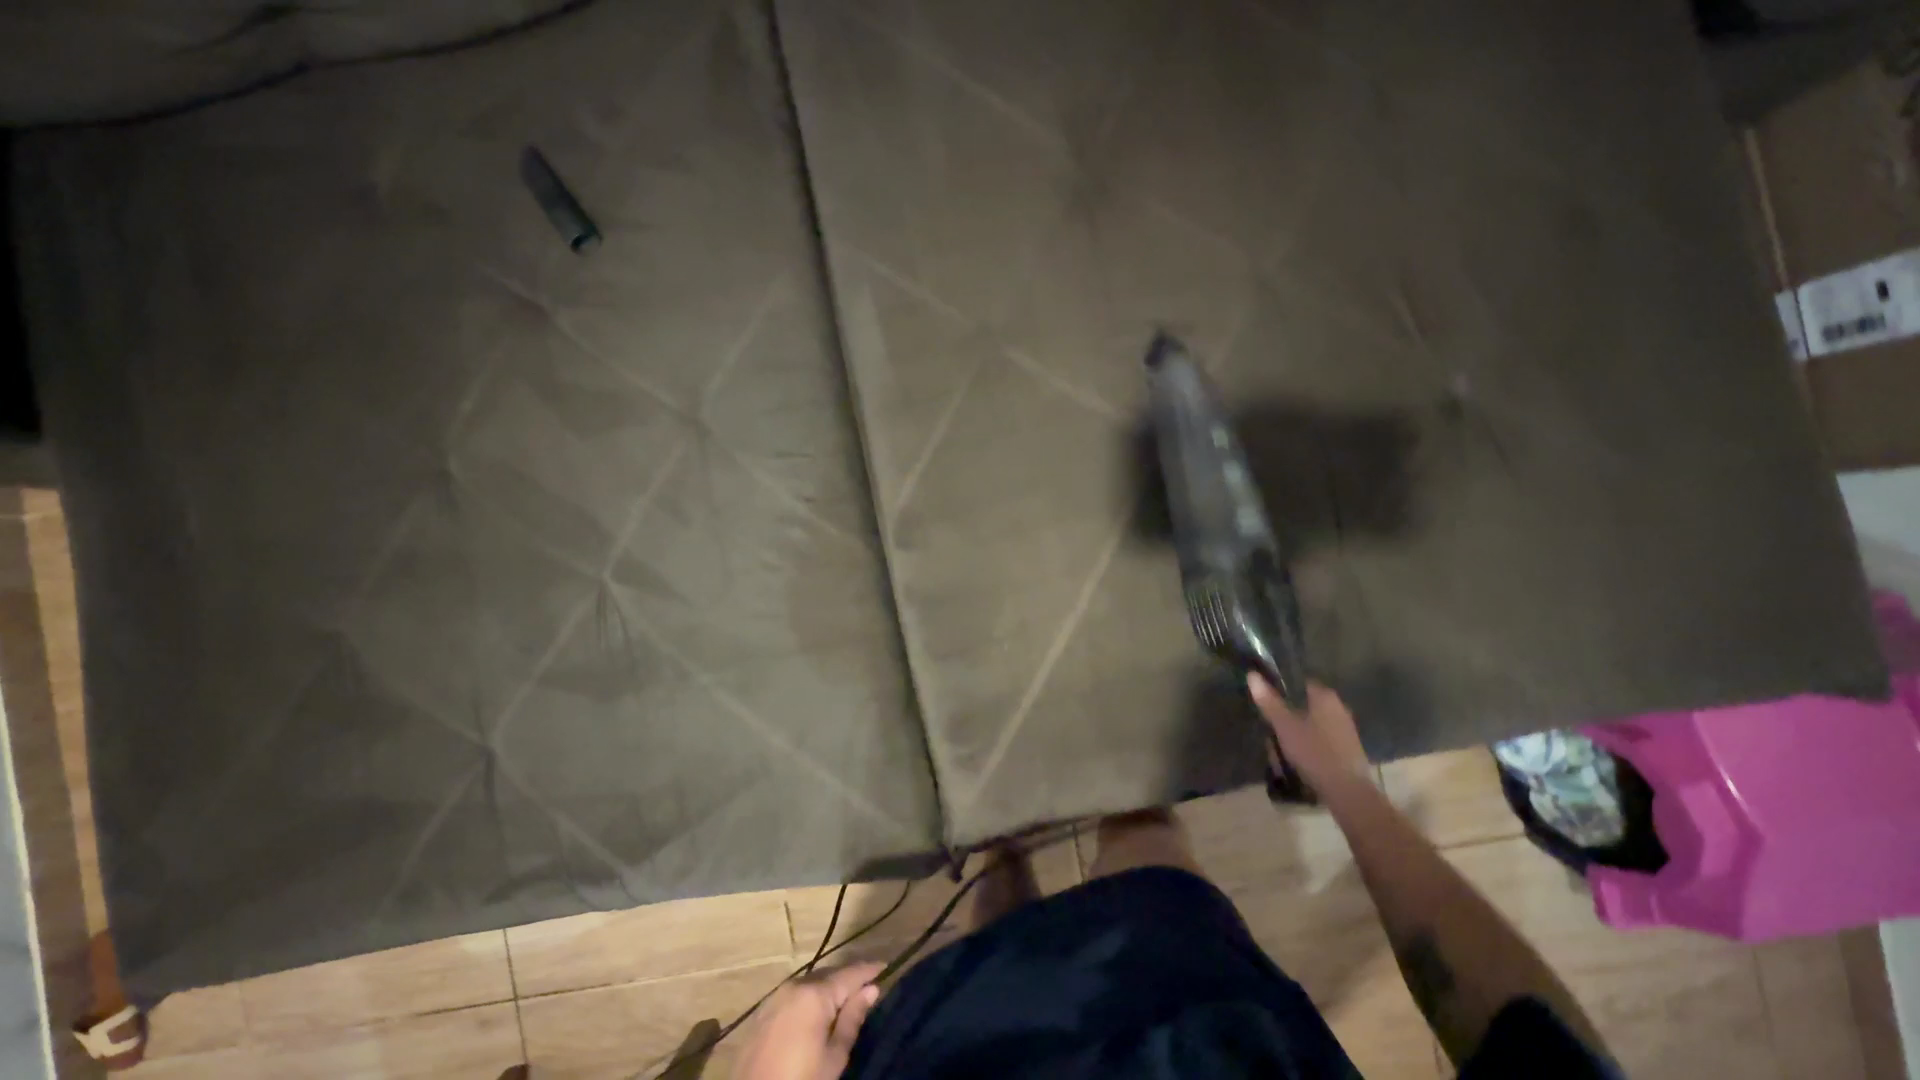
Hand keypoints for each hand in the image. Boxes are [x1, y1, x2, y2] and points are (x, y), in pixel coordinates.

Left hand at [732, 962, 883, 1079]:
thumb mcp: (834, 1056)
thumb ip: (853, 1018)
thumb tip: (871, 989)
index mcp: (815, 994)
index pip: (850, 973)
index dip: (870, 970)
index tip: (887, 967)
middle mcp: (794, 985)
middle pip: (829, 975)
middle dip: (849, 980)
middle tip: (868, 990)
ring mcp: (775, 996)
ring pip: (811, 984)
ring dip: (828, 990)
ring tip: (845, 1003)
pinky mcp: (763, 1011)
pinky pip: (794, 995)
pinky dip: (809, 999)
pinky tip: (817, 1014)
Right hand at [1248, 674, 1369, 784]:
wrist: (1346, 789)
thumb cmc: (1313, 752)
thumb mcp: (1284, 726)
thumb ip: (1269, 701)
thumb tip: (1252, 675)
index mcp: (1325, 697)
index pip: (1301, 683)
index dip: (1283, 691)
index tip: (1269, 704)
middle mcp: (1339, 707)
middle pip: (1307, 705)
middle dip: (1290, 715)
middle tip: (1273, 729)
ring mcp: (1347, 728)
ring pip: (1315, 724)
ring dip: (1300, 732)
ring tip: (1283, 747)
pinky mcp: (1350, 748)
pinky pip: (1324, 739)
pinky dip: (1312, 744)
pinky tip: (1302, 758)